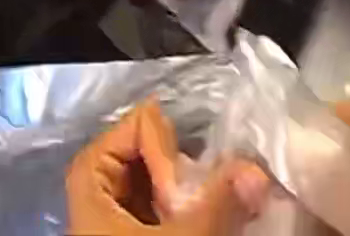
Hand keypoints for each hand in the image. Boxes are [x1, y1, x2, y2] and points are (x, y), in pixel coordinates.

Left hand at [66, 100, 269, 235]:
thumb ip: (218, 205)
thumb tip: (258, 170)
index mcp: (91, 170)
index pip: (143, 124)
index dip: (169, 156)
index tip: (178, 199)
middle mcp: (99, 179)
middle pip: (153, 148)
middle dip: (186, 173)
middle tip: (205, 201)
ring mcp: (114, 206)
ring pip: (162, 177)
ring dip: (192, 193)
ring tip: (210, 214)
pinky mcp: (132, 228)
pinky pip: (163, 202)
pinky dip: (187, 210)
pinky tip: (202, 223)